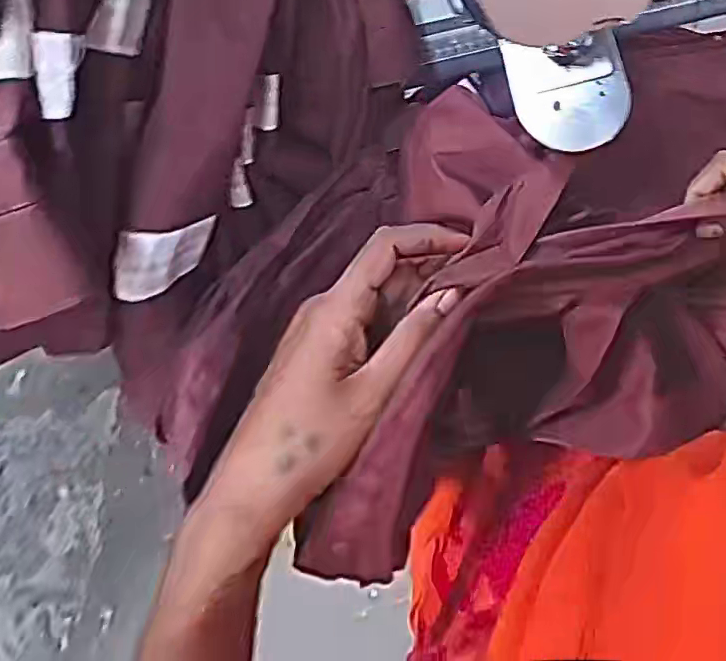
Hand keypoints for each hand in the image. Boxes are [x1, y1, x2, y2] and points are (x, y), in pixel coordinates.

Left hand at [193, 223, 468, 553]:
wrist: (249, 490)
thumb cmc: (310, 444)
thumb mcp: (373, 392)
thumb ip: (414, 336)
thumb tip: (452, 291)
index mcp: (334, 308)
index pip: (385, 246)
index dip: (428, 235)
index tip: (468, 244)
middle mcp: (324, 306)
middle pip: (383, 264)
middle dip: (430, 261)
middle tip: (476, 272)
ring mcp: (318, 325)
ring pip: (377, 290)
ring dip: (418, 287)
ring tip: (461, 294)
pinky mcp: (319, 346)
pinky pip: (366, 312)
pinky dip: (400, 311)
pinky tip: (425, 322)